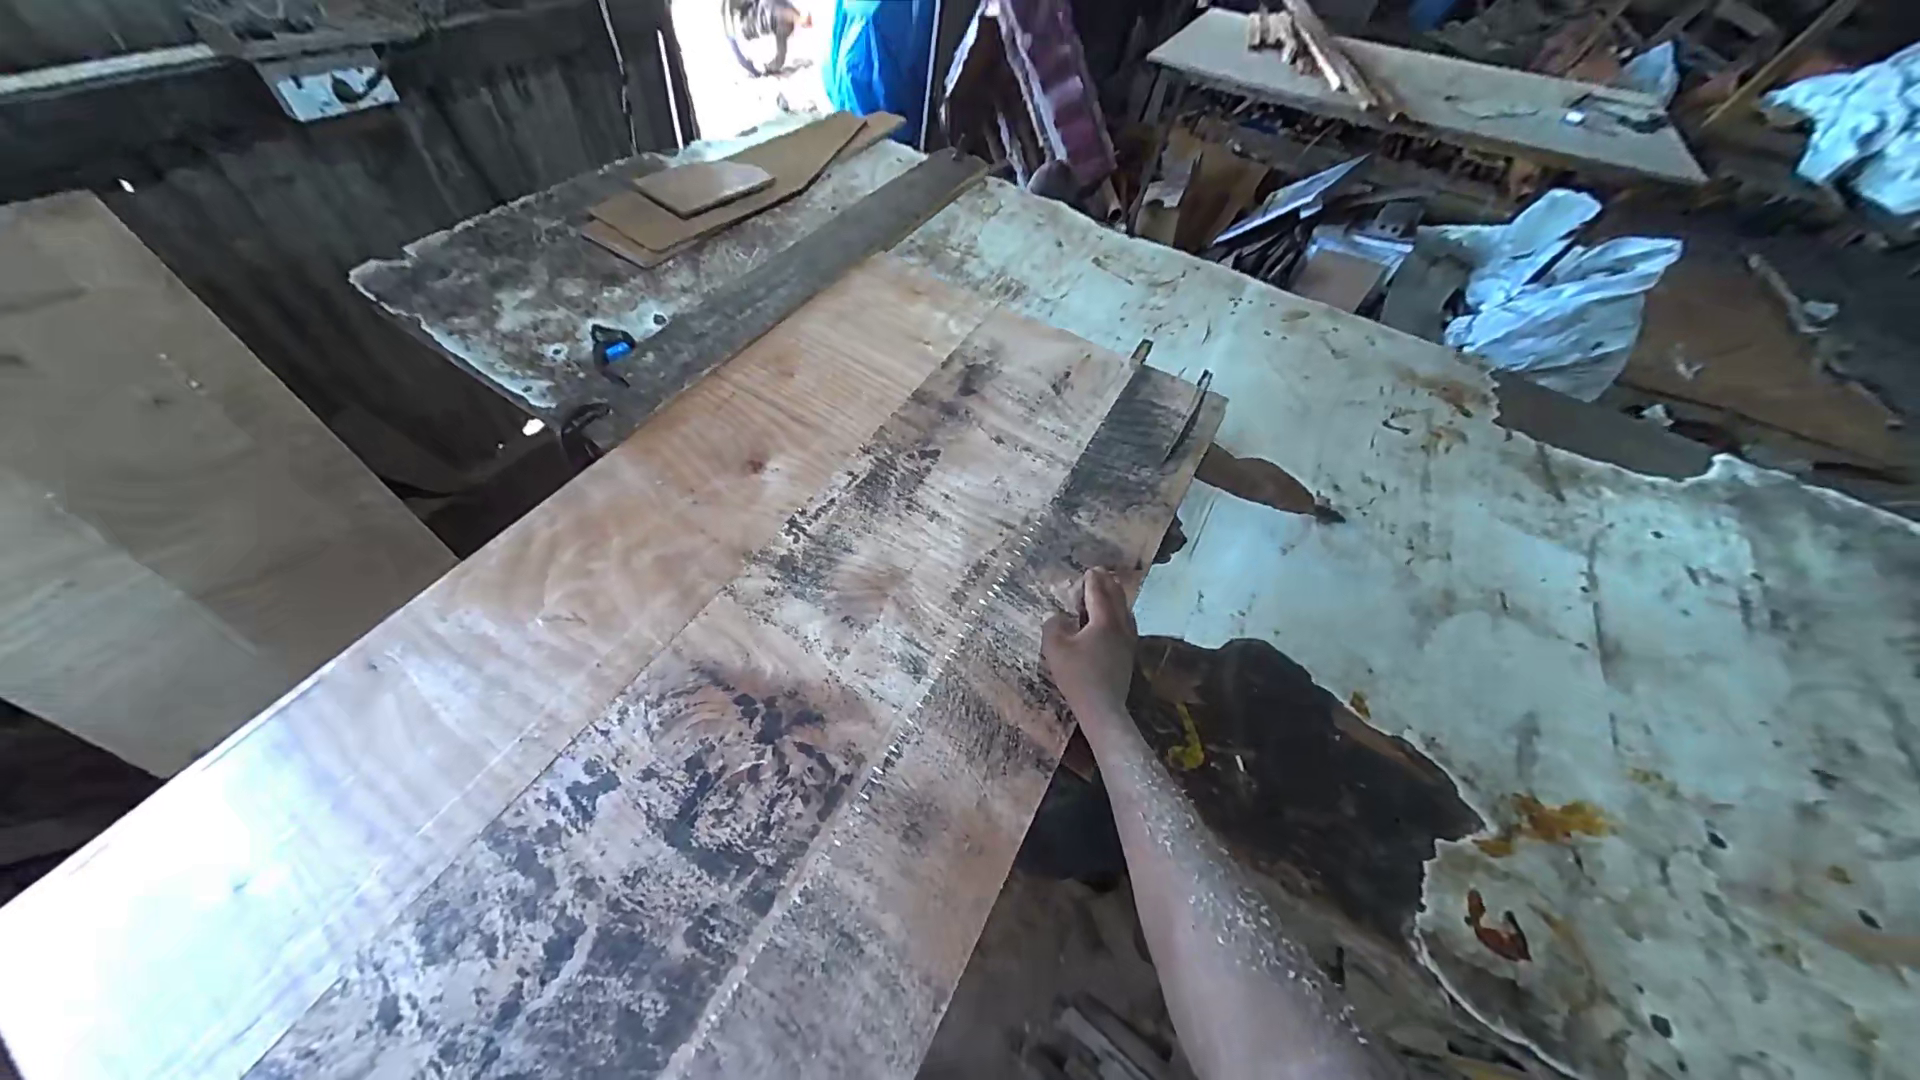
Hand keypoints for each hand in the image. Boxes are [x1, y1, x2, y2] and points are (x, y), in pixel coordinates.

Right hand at [1042, 568, 1138, 724]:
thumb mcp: (1055, 648)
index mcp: (1103, 621)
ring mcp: (1128, 642)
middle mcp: (1120, 627)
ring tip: (1112, 591)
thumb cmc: (1077, 676)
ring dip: (1118, 598)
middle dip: (1109, 584)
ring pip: (1125, 612)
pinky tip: (1119, 620)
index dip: (1093, 581)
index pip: (1098, 594)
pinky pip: (1127, 625)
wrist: (1102, 708)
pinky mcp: (1128, 656)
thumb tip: (1059, 617)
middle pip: (1117, 599)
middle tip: (1102, 574)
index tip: (1090, 570)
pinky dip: (1122, 614)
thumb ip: (1053, 626)